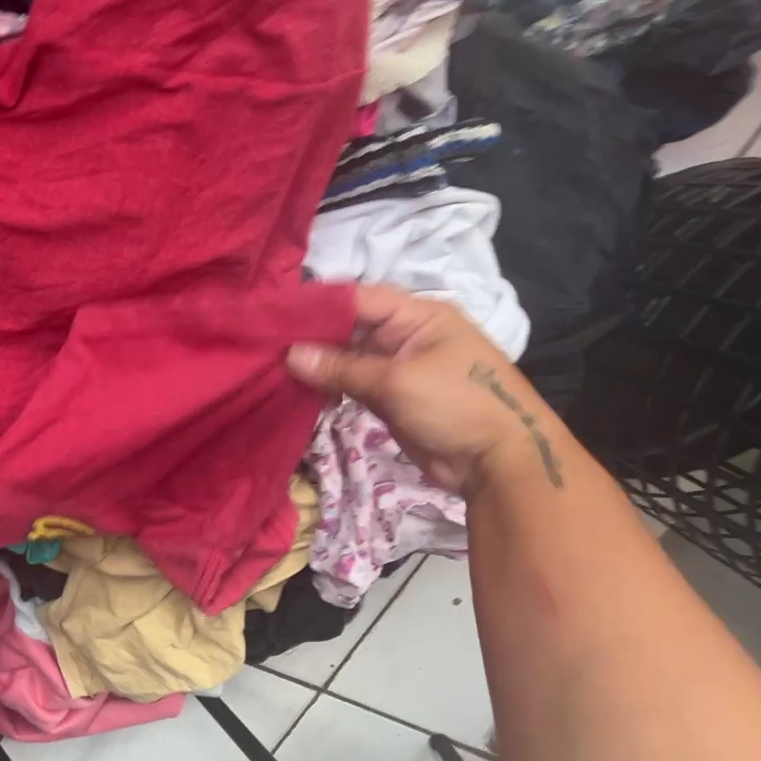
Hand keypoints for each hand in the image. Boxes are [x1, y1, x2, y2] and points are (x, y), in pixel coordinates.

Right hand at [286, 285, 566, 495]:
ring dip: (311, 361)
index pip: (357, 298)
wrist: (499, 462)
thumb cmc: (458, 406)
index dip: (316, 303)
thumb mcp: (397, 381)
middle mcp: (404, 335)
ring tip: (268, 363)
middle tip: (262, 341)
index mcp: (418, 316)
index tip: (272, 313)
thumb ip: (339, 367)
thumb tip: (288, 355)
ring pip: (342, 355)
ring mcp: (394, 365)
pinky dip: (323, 383)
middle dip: (307, 334)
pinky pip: (346, 380)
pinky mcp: (386, 394)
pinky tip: (292, 386)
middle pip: (346, 325)